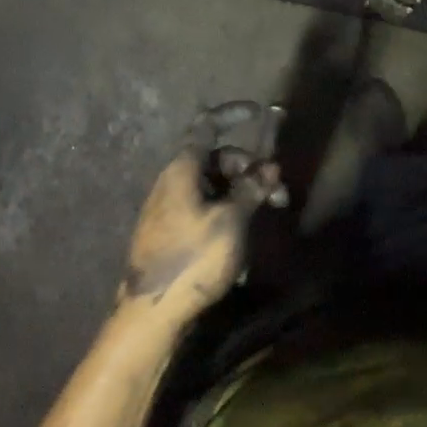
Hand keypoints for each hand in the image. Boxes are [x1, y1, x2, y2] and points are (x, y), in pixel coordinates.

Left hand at [117, 103, 286, 331]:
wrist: (149, 313)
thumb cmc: (191, 258)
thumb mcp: (231, 222)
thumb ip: (251, 190)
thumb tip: (269, 167)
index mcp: (182, 169)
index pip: (207, 125)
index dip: (232, 114)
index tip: (258, 113)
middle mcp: (172, 181)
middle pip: (216, 159)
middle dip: (249, 169)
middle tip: (278, 194)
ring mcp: (169, 208)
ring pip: (212, 186)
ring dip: (242, 194)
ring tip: (267, 216)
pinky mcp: (170, 233)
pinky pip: (203, 208)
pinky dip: (227, 212)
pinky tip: (243, 239)